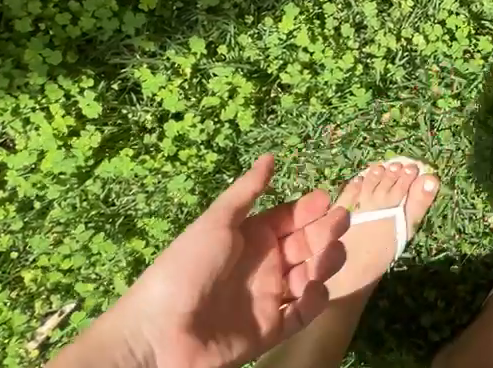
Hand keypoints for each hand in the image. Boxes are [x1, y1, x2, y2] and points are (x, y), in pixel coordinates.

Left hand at [53, 154, 350, 367]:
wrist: (155, 336)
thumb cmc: (184, 270)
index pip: (295, 217)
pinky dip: (316, 299)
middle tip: (338, 224)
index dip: (313, 208)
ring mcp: (271, 297)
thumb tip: (270, 155)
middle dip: (329, 231)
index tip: (326, 202)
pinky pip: (304, 312)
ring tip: (323, 259)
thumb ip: (246, 190)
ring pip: (315, 274)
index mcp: (255, 237)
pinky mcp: (272, 329)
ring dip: (327, 261)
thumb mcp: (215, 224)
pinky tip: (313, 289)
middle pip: (311, 242)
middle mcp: (268, 264)